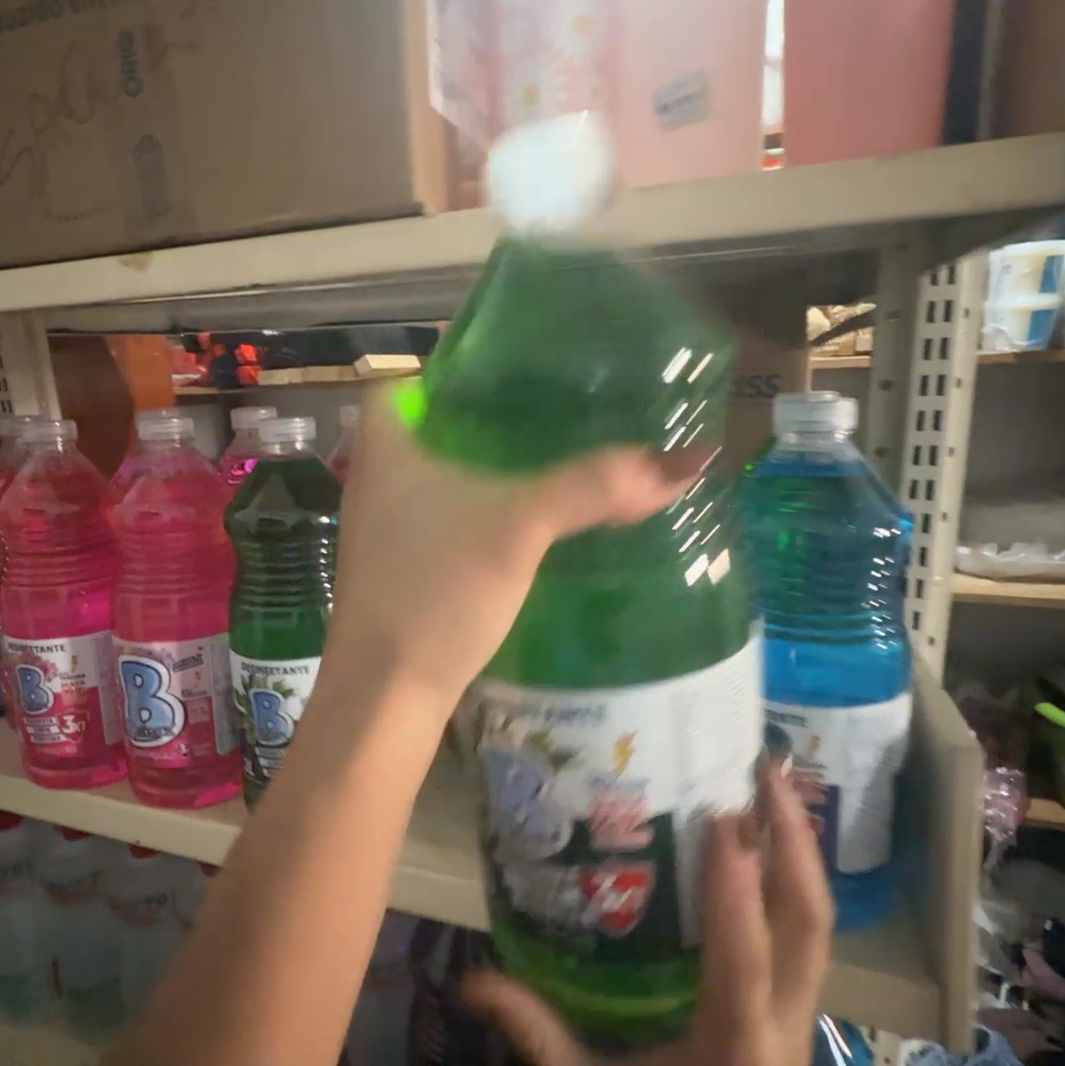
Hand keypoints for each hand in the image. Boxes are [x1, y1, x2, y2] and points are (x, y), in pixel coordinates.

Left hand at [325, 384, 710, 710]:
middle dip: (489, 418)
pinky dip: (487, 510)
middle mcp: (375, 480)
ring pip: (444, 477)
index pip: (407, 380)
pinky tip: (533, 519)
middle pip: (434, 427)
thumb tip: (689, 459)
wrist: (387, 696)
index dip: (454, 370)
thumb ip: (595, 486)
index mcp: (385, 447)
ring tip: (557, 453)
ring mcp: (386, 529)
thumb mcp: (520, 528)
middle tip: (554, 409)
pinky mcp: (403, 569)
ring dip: (492, 468)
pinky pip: (449, 518)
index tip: (514, 370)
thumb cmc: (435, 592)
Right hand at [462, 767, 833, 1065]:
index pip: (744, 959)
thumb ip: (536, 1031)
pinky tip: (765, 840)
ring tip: (768, 785)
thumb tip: (467, 980)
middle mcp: (785, 1023)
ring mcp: (799, 1014)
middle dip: (793, 843)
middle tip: (762, 770)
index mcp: (736, 1045)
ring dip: (798, 852)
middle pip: (809, 925)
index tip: (723, 819)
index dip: (737, 891)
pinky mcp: (794, 1006)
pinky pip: (805, 933)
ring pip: (817, 924)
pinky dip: (791, 877)